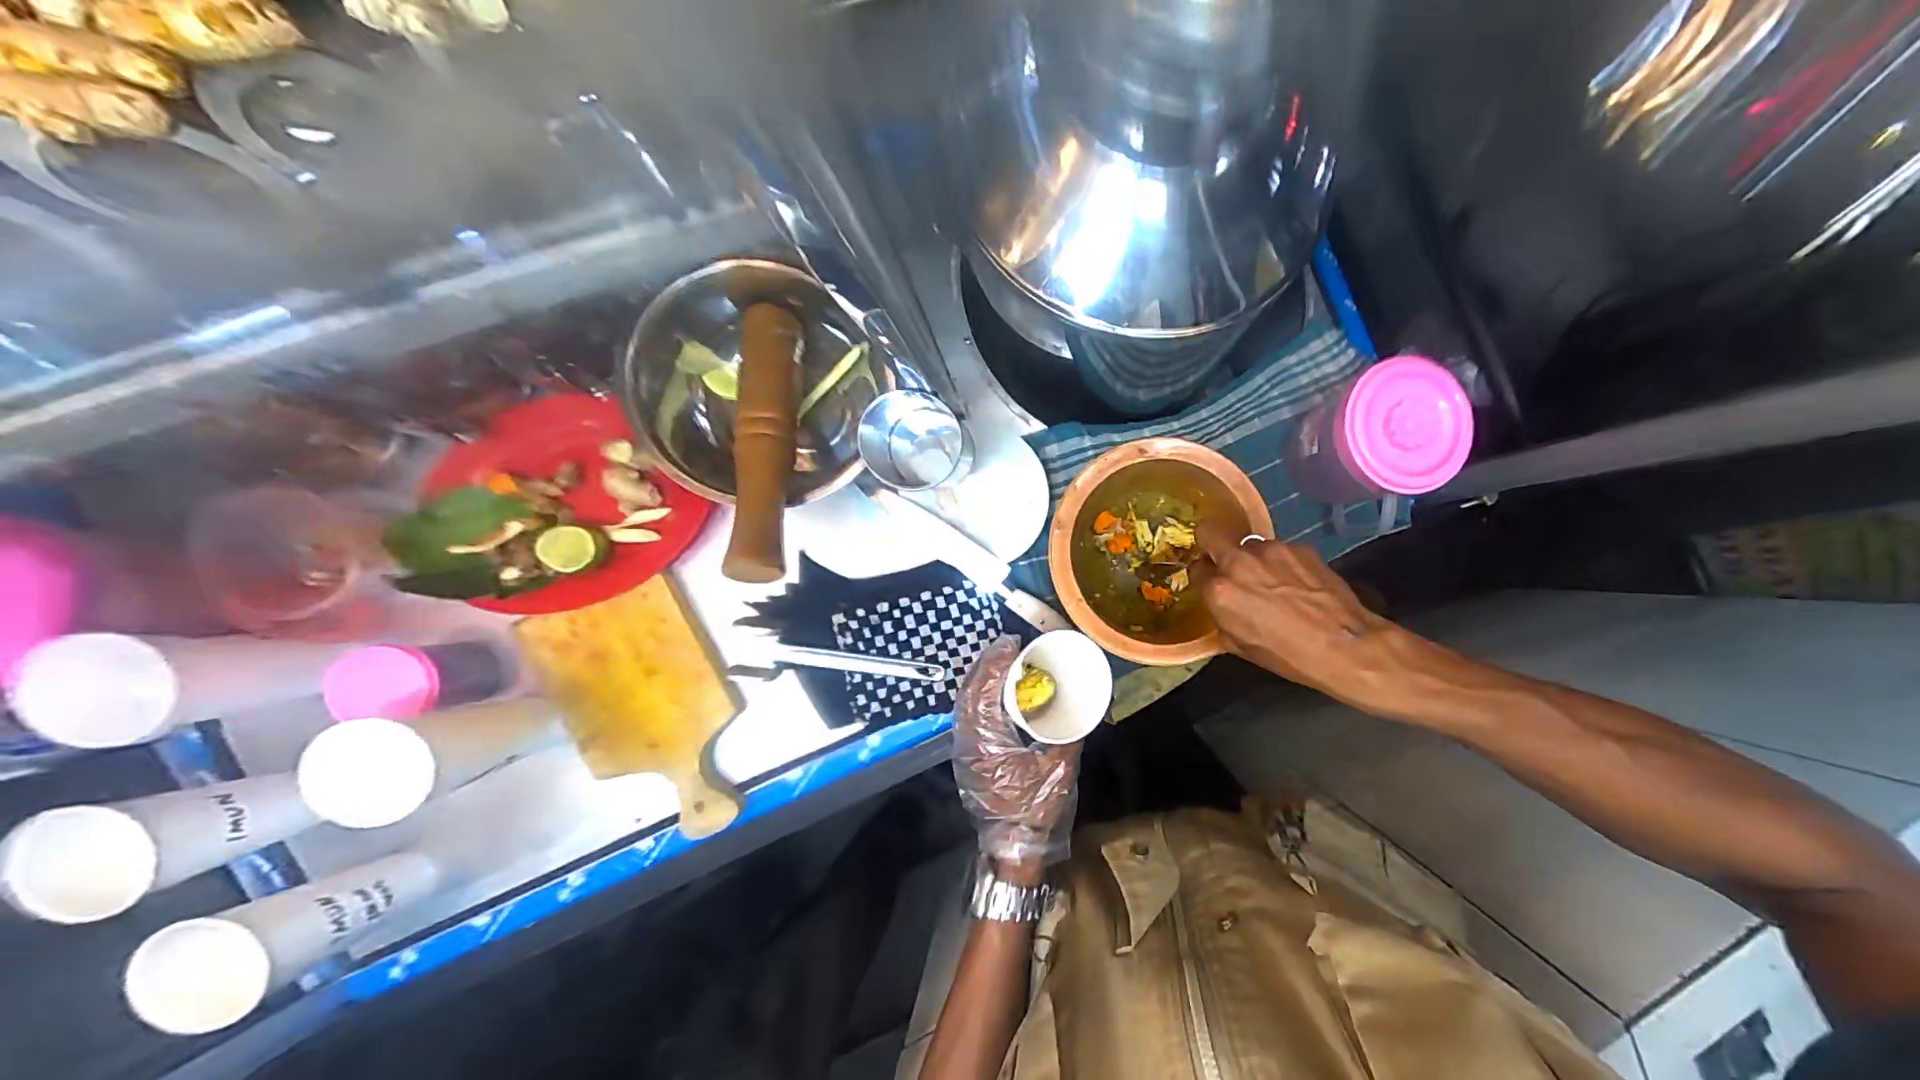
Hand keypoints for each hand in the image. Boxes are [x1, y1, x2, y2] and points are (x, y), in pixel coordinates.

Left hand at [952, 636, 1080, 864]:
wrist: (1013, 850)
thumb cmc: (1035, 812)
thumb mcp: (1059, 770)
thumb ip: (1068, 734)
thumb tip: (1082, 703)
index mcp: (985, 742)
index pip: (983, 690)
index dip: (995, 662)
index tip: (1011, 643)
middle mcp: (967, 741)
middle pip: (969, 691)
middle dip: (987, 664)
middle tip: (1009, 645)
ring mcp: (964, 749)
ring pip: (966, 702)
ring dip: (982, 678)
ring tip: (1003, 660)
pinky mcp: (968, 756)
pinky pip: (969, 715)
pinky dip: (980, 695)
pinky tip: (996, 690)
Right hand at [1198, 522, 1411, 711]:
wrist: (1346, 647)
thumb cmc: (1288, 655)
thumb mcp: (1239, 644)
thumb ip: (1220, 615)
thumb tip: (1218, 603)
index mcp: (1220, 590)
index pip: (1196, 569)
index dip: (1203, 577)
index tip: (1211, 583)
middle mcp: (1240, 562)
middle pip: (1211, 533)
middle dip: (1213, 545)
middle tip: (1226, 563)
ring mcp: (1272, 550)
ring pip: (1249, 544)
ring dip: (1253, 558)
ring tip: (1272, 581)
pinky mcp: (1300, 547)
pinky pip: (1279, 550)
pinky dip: (1281, 562)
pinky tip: (1297, 583)